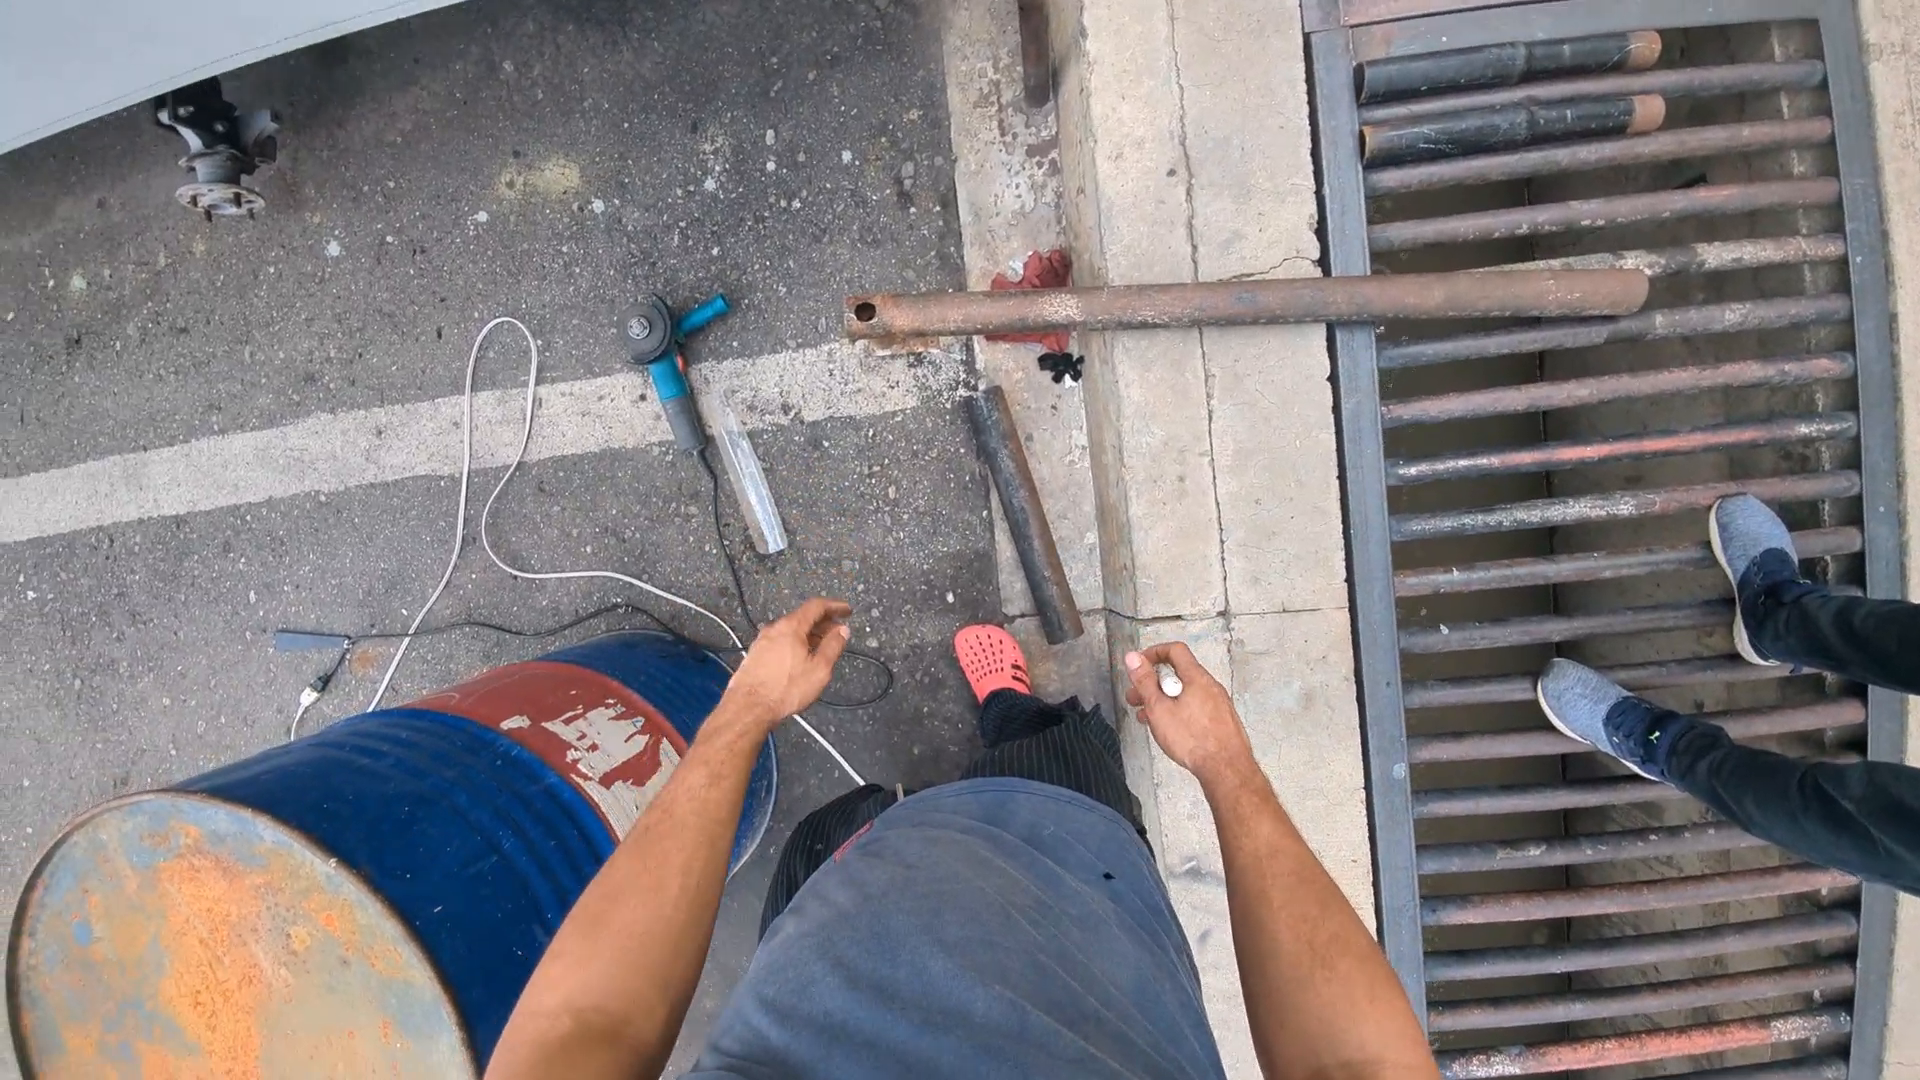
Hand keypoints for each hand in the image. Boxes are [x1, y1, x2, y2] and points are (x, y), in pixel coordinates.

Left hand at [719, 598, 852, 730]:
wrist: (748, 708)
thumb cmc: (786, 689)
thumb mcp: (819, 669)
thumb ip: (833, 646)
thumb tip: (842, 631)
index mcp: (791, 627)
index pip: (816, 606)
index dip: (835, 606)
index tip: (846, 610)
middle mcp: (774, 629)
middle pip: (803, 617)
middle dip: (823, 622)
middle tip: (838, 632)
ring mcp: (762, 641)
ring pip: (791, 630)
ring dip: (809, 634)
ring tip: (822, 647)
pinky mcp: (755, 655)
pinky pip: (780, 641)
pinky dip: (795, 643)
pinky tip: (800, 658)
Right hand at [1123, 643, 1254, 785]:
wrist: (1226, 769)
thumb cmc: (1193, 739)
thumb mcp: (1159, 708)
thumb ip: (1144, 681)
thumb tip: (1134, 657)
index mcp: (1196, 677)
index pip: (1175, 650)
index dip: (1153, 653)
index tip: (1139, 666)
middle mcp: (1211, 686)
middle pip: (1178, 673)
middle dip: (1153, 683)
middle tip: (1136, 698)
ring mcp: (1219, 704)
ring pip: (1186, 692)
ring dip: (1164, 700)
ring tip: (1148, 717)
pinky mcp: (1222, 721)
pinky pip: (1196, 707)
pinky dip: (1179, 711)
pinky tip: (1170, 729)